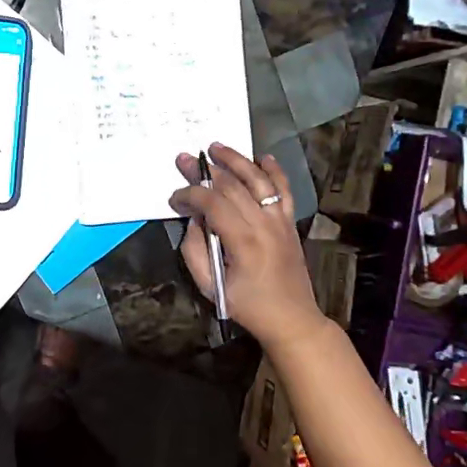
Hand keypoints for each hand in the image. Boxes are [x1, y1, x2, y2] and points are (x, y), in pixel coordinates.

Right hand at [169, 144, 328, 348]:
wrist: (292, 319)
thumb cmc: (248, 306)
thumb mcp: (209, 286)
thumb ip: (194, 250)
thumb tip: (192, 220)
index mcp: (243, 241)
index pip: (212, 204)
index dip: (189, 195)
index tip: (174, 198)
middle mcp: (264, 224)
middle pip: (232, 186)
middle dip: (205, 171)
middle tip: (185, 159)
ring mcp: (280, 221)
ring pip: (258, 180)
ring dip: (236, 160)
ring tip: (217, 147)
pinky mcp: (289, 222)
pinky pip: (283, 190)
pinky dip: (274, 171)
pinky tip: (262, 157)